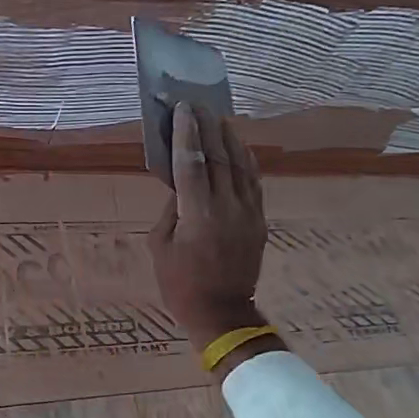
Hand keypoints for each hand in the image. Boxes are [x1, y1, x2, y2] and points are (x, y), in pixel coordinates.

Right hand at [146, 103, 278, 371]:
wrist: (221, 312)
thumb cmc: (180, 283)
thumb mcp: (160, 246)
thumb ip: (171, 211)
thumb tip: (181, 187)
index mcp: (198, 214)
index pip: (192, 163)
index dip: (186, 134)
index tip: (182, 110)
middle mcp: (227, 207)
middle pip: (219, 157)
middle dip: (208, 128)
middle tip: (198, 105)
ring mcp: (248, 212)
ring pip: (241, 165)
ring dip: (229, 139)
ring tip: (219, 119)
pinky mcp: (258, 220)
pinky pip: (253, 182)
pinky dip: (246, 160)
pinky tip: (239, 147)